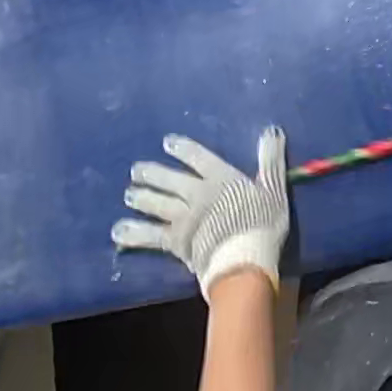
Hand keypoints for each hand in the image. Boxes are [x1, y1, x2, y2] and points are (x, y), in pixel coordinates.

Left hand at [113, 129, 288, 296]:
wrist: (244, 260)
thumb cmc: (263, 225)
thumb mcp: (273, 190)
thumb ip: (270, 160)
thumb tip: (271, 130)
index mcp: (221, 179)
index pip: (199, 157)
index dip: (183, 149)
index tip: (167, 143)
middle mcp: (197, 194)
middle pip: (170, 180)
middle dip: (152, 174)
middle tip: (136, 170)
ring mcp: (183, 217)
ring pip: (157, 203)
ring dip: (142, 197)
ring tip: (129, 194)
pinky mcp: (175, 241)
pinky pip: (150, 235)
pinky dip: (133, 233)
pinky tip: (118, 231)